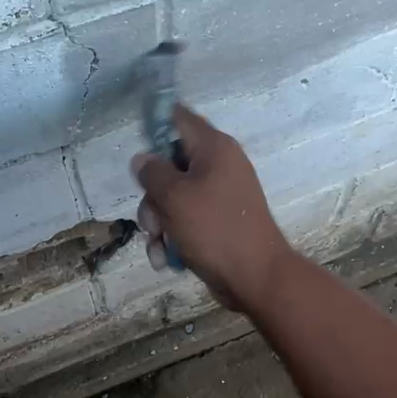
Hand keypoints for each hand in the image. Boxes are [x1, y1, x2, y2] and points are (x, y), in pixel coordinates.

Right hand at [132, 105, 295, 313]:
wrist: (258, 279)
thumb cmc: (215, 229)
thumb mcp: (174, 197)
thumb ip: (152, 173)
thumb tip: (142, 159)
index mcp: (214, 147)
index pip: (178, 118)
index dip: (153, 125)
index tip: (139, 151)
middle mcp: (218, 165)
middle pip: (170, 165)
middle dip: (153, 196)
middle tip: (152, 220)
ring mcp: (220, 194)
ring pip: (174, 197)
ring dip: (159, 222)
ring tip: (160, 246)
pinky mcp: (219, 221)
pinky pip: (187, 219)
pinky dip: (174, 237)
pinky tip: (167, 259)